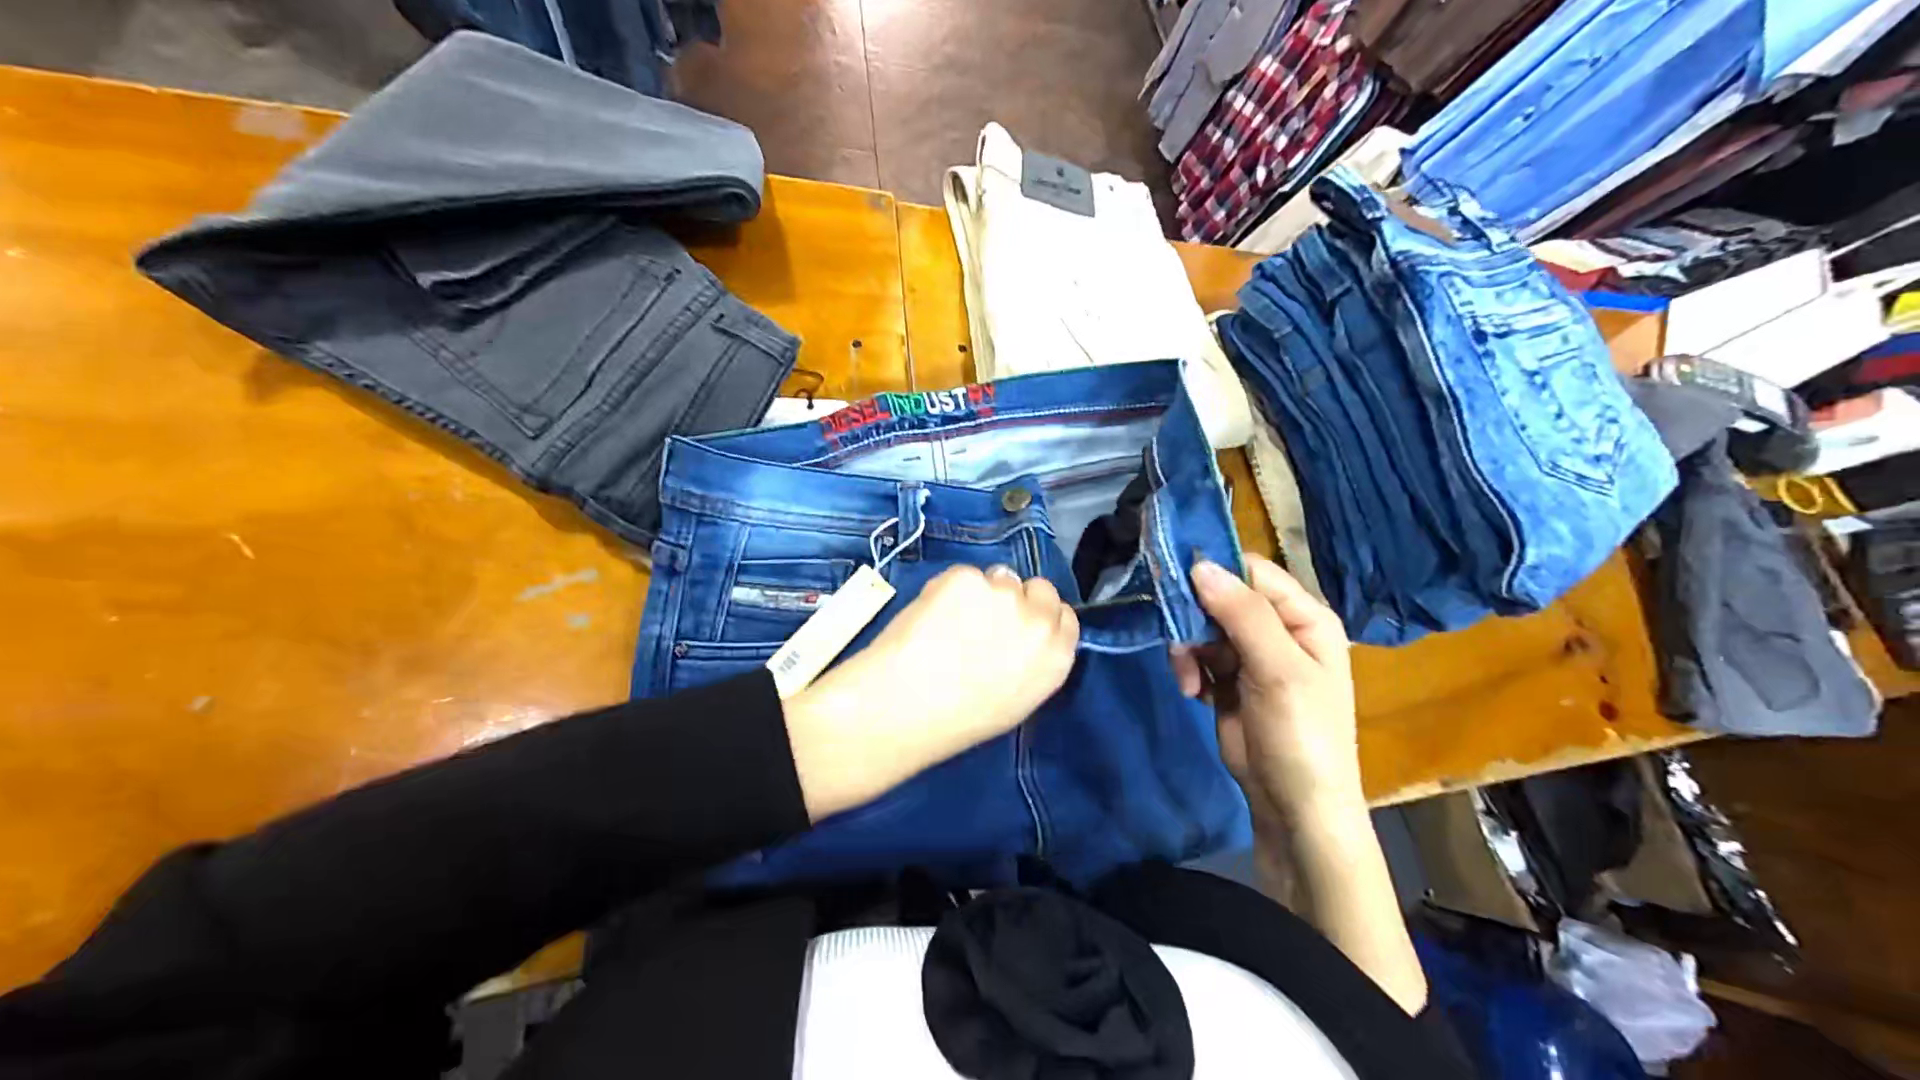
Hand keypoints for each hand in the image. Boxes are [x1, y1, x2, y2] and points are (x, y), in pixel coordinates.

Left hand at [784, 565, 1079, 820]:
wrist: (905, 704)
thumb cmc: (958, 720)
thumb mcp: (1016, 702)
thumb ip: (1032, 662)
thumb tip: (1023, 639)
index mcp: (1055, 657)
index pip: (1064, 616)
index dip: (1040, 617)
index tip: (1019, 625)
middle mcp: (1038, 619)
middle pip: (1039, 588)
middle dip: (1018, 597)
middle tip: (984, 618)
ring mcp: (1001, 594)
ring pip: (999, 577)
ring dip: (982, 592)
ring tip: (950, 622)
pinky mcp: (966, 578)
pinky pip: (963, 575)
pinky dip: (948, 590)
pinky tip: (931, 616)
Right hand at [1172, 554, 1359, 824]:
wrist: (1293, 806)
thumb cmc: (1300, 734)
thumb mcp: (1278, 670)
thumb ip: (1242, 614)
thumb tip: (1200, 565)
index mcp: (1304, 617)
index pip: (1253, 572)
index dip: (1214, 571)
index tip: (1174, 580)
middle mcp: (1278, 629)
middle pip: (1221, 597)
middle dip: (1194, 617)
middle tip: (1178, 641)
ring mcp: (1252, 655)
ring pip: (1203, 626)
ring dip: (1188, 649)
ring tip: (1188, 680)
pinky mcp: (1228, 680)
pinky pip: (1198, 655)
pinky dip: (1189, 669)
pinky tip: (1193, 693)